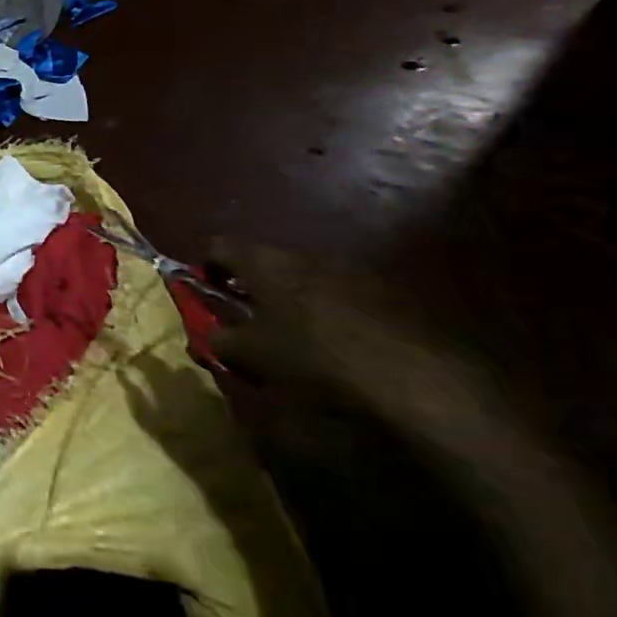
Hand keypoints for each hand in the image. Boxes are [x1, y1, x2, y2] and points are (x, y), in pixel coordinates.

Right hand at [206, 243, 494, 437]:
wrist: (410, 371)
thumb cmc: (313, 355)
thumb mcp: (254, 355)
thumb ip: (222, 340)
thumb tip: (210, 334)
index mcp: (263, 261)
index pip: (219, 244)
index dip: (207, 266)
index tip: (208, 293)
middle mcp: (300, 253)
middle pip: (262, 259)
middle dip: (250, 286)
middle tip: (248, 321)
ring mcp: (343, 267)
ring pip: (300, 275)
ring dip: (289, 298)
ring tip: (292, 336)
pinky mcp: (378, 288)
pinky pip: (335, 291)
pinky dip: (324, 310)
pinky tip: (334, 344)